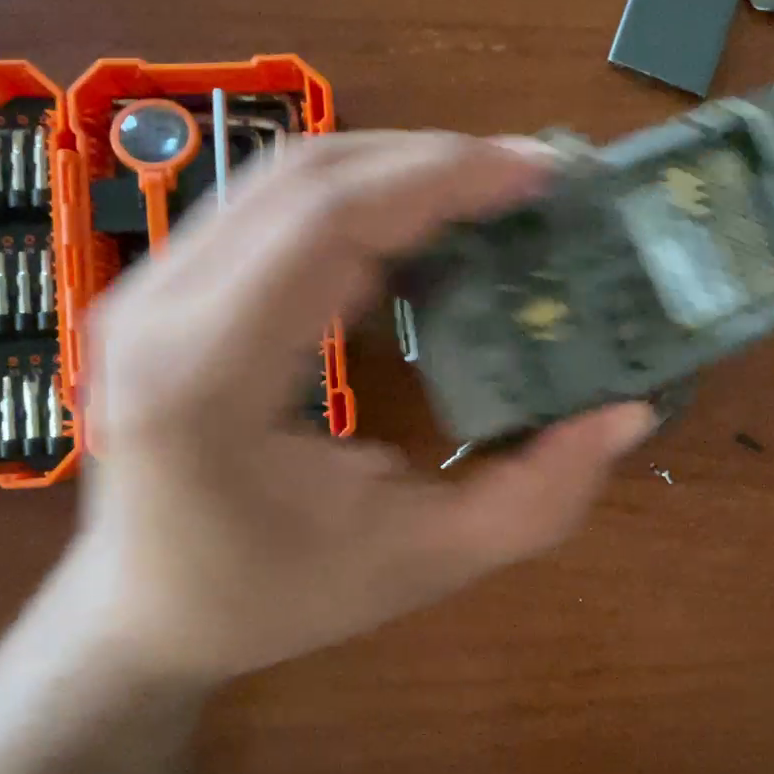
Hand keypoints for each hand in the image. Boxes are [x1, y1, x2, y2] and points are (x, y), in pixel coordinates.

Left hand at [63, 132, 654, 686]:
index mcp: (206, 378)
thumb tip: (627, 413)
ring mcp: (146, 289)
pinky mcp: (162, 289)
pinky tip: (421, 232)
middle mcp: (158, 310)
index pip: (326, 223)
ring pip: (285, 178)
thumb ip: (534, 497)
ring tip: (490, 196)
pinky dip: (359, 202)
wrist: (148, 612)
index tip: (538, 173)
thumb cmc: (276, 598)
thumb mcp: (423, 563)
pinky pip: (270, 209)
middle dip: (432, 161)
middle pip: (307, 177)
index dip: (441, 179)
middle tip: (533, 178)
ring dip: (398, 172)